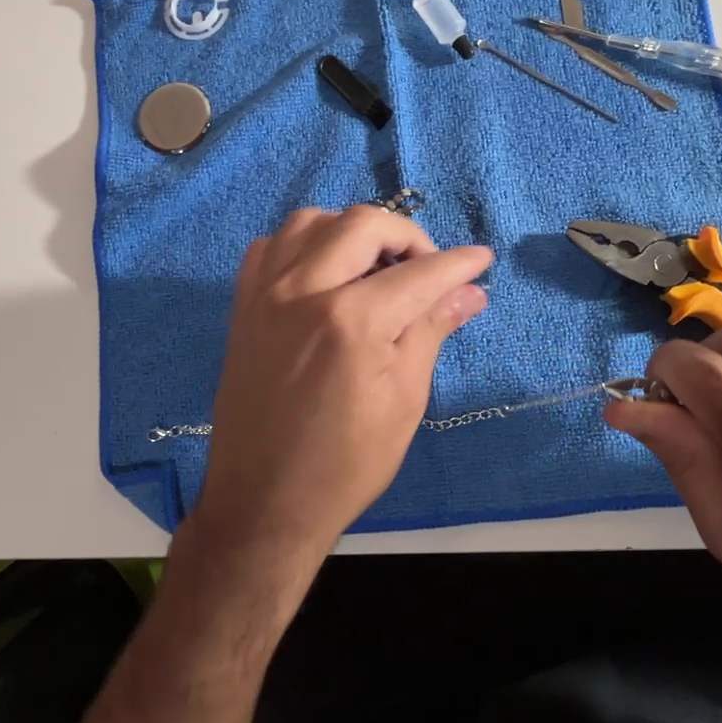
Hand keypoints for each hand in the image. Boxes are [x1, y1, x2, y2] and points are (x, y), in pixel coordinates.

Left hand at [195, 206, 491, 554]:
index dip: (457, 264)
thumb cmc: (346, 463)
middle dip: (406, 236)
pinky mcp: (242, 306)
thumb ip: (431, 330)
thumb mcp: (404, 399)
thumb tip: (470, 291)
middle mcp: (302, 290)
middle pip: (362, 224)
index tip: (480, 261)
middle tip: (425, 270)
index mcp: (351, 320)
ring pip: (310, 221)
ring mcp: (264, 294)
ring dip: (350, 231)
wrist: (265, 501)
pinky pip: (270, 247)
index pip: (418, 272)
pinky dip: (302, 245)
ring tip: (374, 267)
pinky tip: (323, 275)